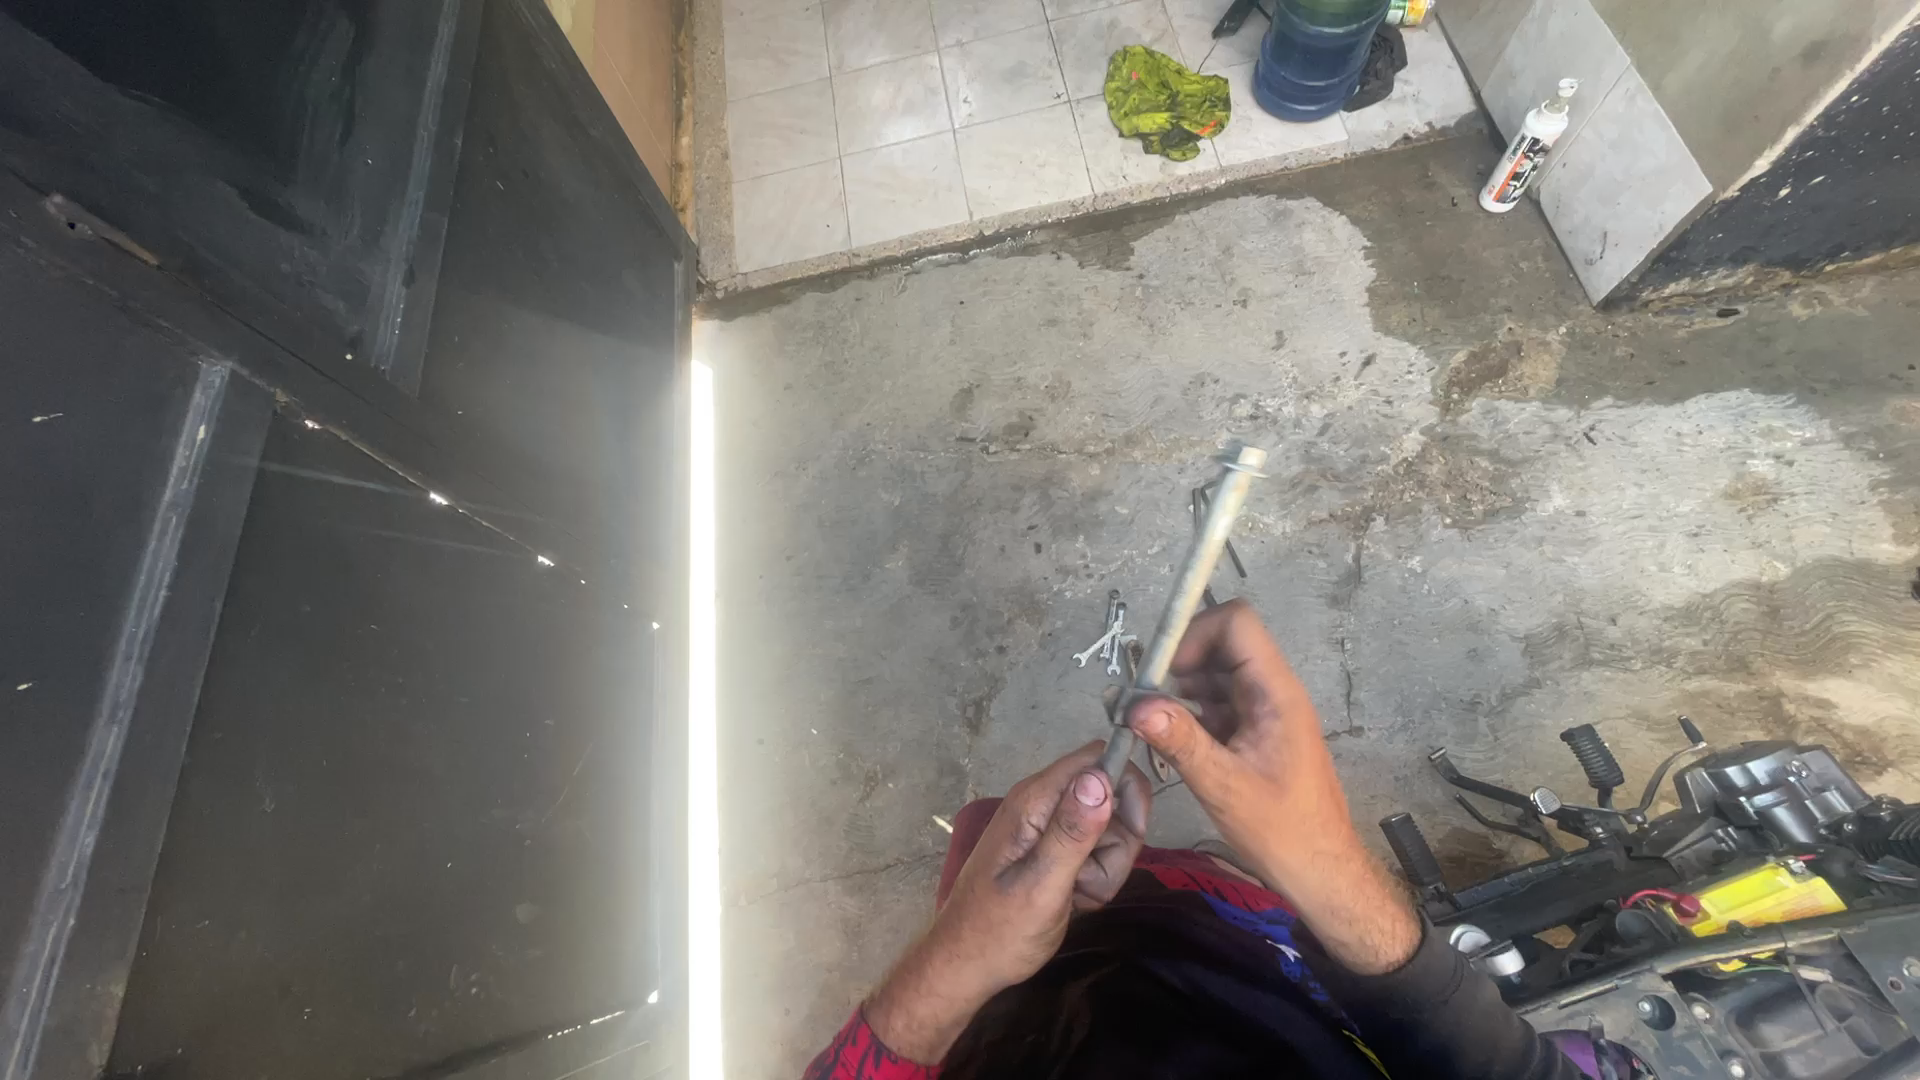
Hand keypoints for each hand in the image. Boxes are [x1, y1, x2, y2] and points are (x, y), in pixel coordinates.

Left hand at [865, 743, 1149, 1061]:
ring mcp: (1050, 825)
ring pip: (1109, 830)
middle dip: (1115, 842)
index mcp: (1036, 798)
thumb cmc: (1000, 929)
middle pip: (1111, 797)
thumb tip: (1101, 775)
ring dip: (1104, 868)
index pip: (1098, 758)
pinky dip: (1094, 879)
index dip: (1124, 787)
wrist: (969, 963)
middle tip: (1089, 880)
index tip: (1131, 831)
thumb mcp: (1041, 885)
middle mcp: (1044, 801)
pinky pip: (1097, 852)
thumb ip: (1072, 831)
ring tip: (1073, 895)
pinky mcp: (1056, 847)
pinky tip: (1071, 900)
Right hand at [1125, 599, 1421, 974]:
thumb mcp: (1224, 786)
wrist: (1322, 875)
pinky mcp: (1253, 730)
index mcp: (1275, 692)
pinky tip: (1173, 740)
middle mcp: (1271, 690)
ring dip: (1180, 688)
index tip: (1166, 672)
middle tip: (1147, 700)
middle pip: (1221, 643)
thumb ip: (1180, 740)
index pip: (1236, 622)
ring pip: (1215, 672)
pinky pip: (1216, 701)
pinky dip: (1189, 711)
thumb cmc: (1283, 831)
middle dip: (1179, 662)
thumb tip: (1134, 705)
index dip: (1196, 633)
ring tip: (1154, 723)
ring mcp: (1263, 710)